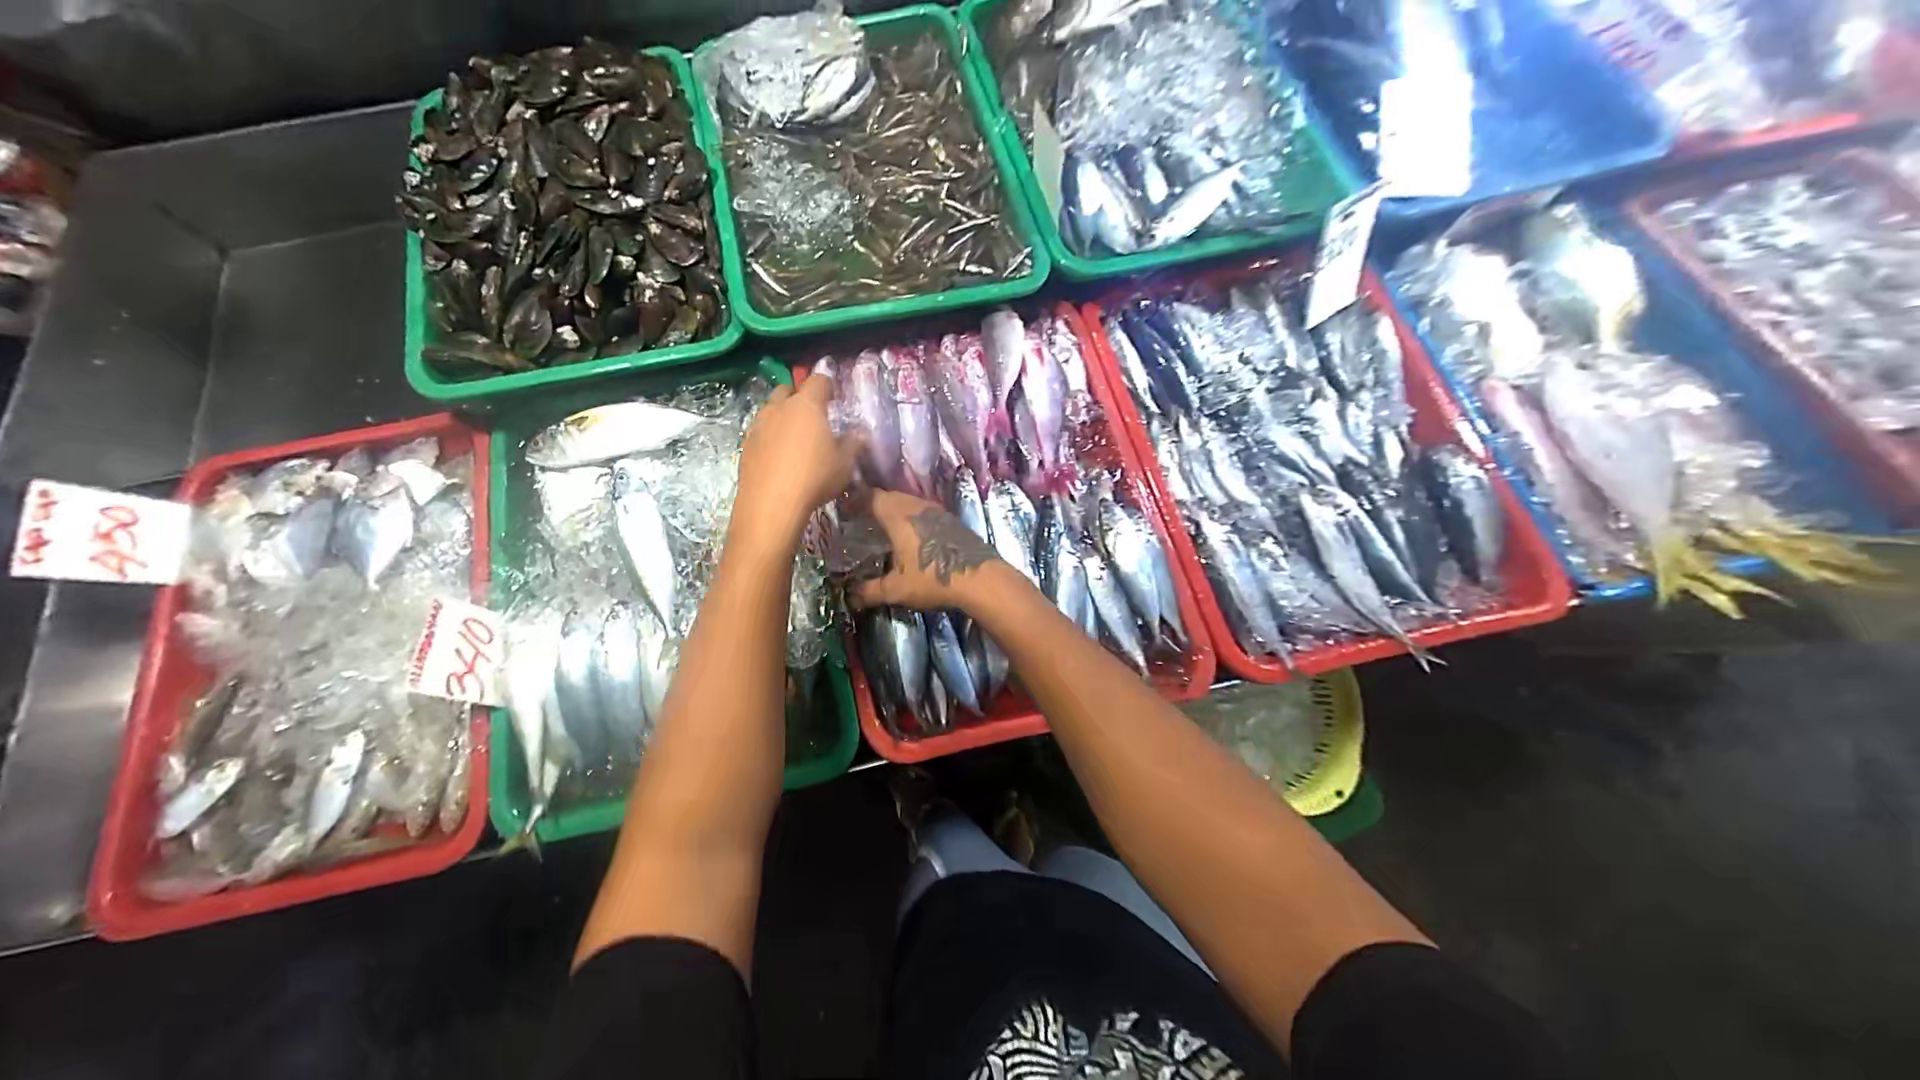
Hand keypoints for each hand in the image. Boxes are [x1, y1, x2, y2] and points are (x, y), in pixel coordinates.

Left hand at [733, 374, 859, 548]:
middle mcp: (780, 408)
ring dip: (781, 416)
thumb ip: (852, 444)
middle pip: (788, 389)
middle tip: (812, 416)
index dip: (827, 385)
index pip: (818, 380)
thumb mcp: (844, 464)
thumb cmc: (815, 477)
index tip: (834, 398)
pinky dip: (769, 436)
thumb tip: (859, 434)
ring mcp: (759, 426)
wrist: (771, 504)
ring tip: (794, 437)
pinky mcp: (745, 445)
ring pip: (770, 410)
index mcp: (807, 405)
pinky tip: (778, 457)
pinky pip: (760, 432)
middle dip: (799, 396)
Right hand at [851, 489, 1009, 612]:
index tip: (845, 510)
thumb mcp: (896, 589)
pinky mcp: (952, 520)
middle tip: (862, 520)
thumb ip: (870, 591)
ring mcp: (937, 511)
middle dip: (875, 505)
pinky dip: (914, 518)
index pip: (871, 497)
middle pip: (891, 496)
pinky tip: (913, 536)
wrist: (980, 579)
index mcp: (898, 516)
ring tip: (885, 527)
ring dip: (896, 510)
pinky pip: (925, 512)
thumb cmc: (932, 578)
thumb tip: (851, 597)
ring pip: (910, 502)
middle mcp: (917, 507)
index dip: (856, 500)